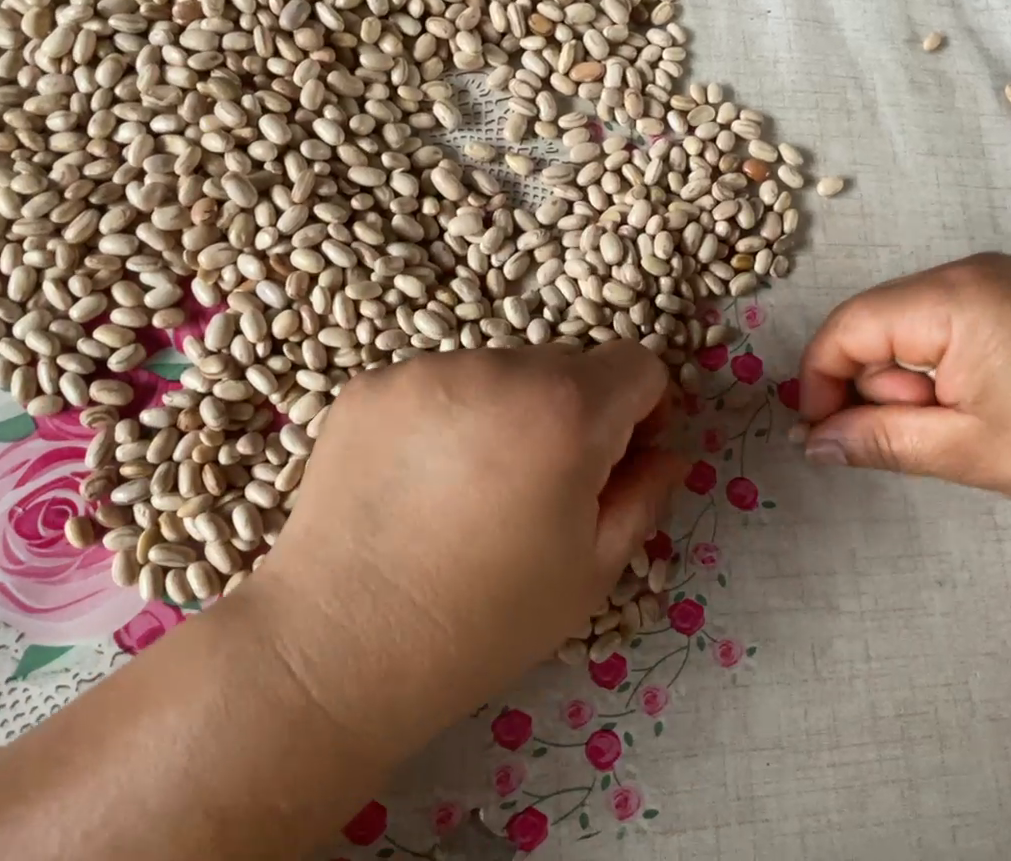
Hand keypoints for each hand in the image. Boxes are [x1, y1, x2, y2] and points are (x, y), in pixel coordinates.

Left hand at [249, 340, 683, 753]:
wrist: (340, 645)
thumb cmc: (484, 621)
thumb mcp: (592, 570)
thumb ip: (644, 497)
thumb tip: (670, 454)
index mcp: (567, 411)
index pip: (637, 365)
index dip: (642, 411)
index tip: (618, 459)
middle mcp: (499, 369)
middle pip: (568, 366)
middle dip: (574, 412)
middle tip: (540, 485)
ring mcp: (426, 370)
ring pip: (500, 372)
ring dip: (508, 411)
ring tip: (471, 487)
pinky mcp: (371, 385)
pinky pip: (439, 384)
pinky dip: (448, 417)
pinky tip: (420, 481)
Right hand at [794, 253, 1010, 518]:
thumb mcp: (968, 450)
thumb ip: (877, 440)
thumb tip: (810, 443)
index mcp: (953, 296)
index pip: (846, 328)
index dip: (819, 383)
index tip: (823, 438)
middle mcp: (972, 272)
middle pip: (877, 326)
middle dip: (878, 388)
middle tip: (925, 440)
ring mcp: (1006, 281)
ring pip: (913, 331)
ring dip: (915, 384)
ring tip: (969, 429)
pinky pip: (953, 330)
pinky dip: (946, 372)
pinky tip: (990, 408)